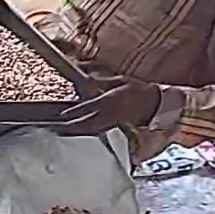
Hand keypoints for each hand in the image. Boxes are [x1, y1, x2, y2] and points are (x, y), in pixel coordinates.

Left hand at [45, 76, 161, 134]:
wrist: (156, 103)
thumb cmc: (138, 90)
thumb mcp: (120, 81)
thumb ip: (102, 82)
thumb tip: (87, 79)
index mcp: (110, 100)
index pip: (88, 107)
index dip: (74, 111)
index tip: (63, 114)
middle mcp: (110, 112)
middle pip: (87, 122)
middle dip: (72, 126)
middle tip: (59, 128)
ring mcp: (113, 122)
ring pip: (92, 129)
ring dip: (79, 131)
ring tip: (66, 132)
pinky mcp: (117, 128)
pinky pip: (100, 131)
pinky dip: (89, 133)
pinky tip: (82, 134)